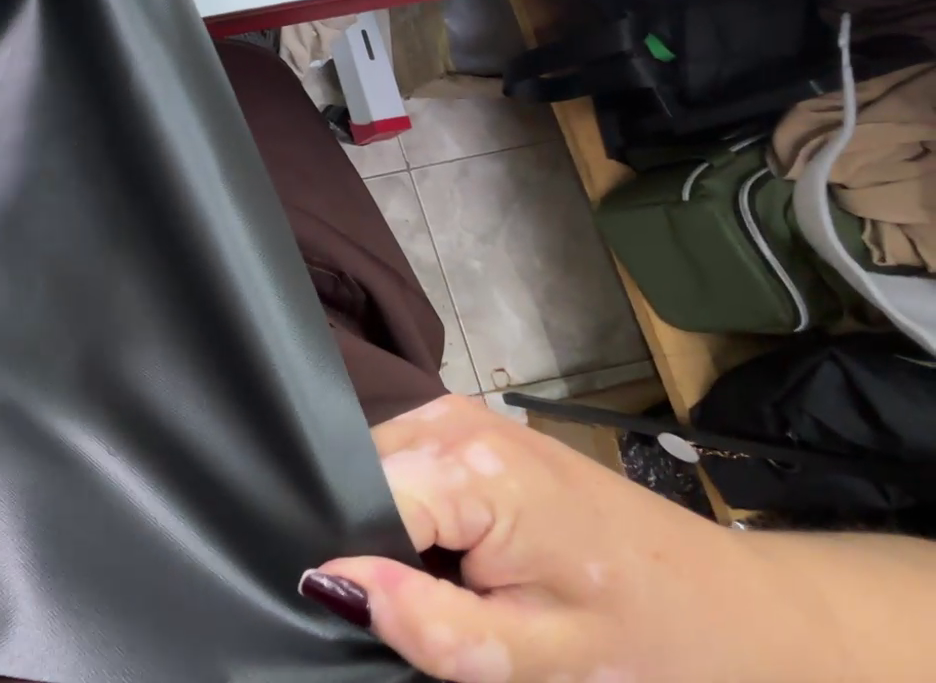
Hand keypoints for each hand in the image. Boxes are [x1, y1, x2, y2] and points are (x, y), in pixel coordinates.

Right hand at [303, 396, 833, 682]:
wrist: (743, 611)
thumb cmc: (655, 644)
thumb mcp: (540, 658)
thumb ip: (427, 624)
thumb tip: (326, 581)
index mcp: (473, 467)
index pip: (357, 499)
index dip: (360, 560)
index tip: (402, 610)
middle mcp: (451, 418)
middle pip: (357, 477)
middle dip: (372, 542)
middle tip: (436, 602)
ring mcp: (456, 412)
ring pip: (370, 470)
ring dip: (389, 528)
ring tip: (449, 579)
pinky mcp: (463, 424)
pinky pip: (398, 463)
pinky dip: (407, 510)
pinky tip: (453, 550)